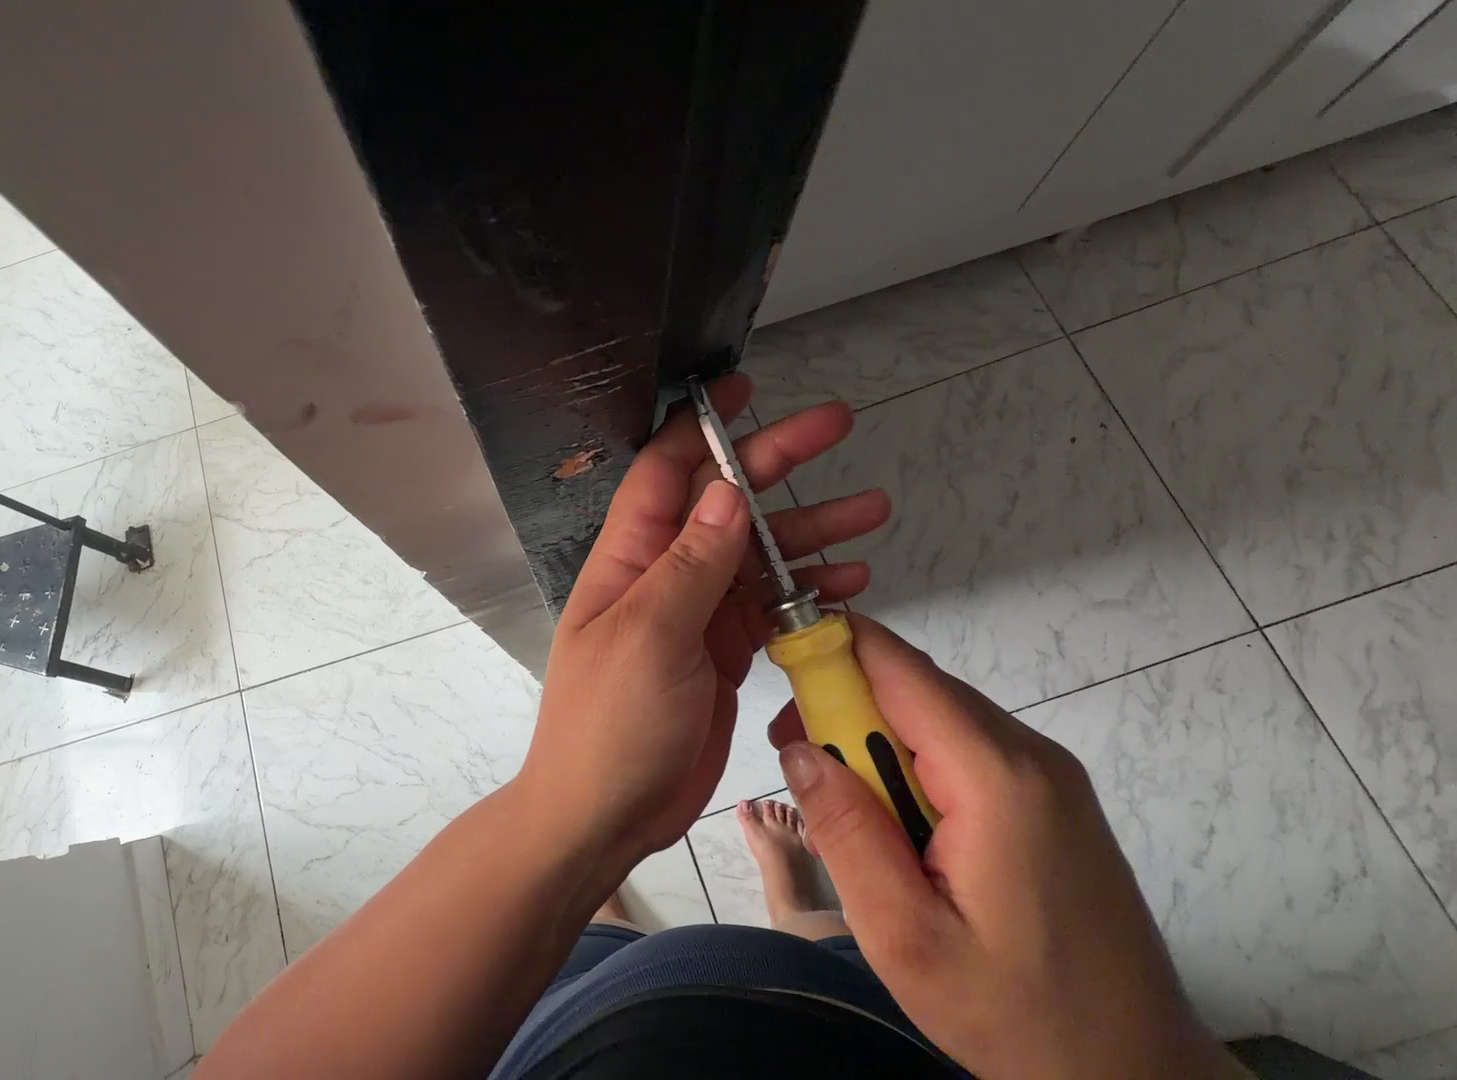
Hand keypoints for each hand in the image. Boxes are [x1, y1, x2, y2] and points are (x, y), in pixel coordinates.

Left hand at [515, 374, 890, 862]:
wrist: (605, 813)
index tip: (745, 386)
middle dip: (776, 464)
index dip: (701, 427)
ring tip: (872, 509)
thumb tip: (723, 489)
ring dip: (809, 530)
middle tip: (838, 426)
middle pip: (723, 503)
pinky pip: (770, 608)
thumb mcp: (649, 635)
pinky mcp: (723, 654)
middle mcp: (663, 575)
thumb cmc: (610, 723)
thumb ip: (690, 564)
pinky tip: (850, 582)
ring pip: (757, 555)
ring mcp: (695, 615)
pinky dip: (807, 593)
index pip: (664, 472)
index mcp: (630, 559)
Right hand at [769, 615, 1236, 1079]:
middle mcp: (1030, 755)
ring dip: (874, 736)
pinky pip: (961, 745)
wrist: (1136, 1072)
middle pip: (913, 686)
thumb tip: (798, 749)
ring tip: (839, 803)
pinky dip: (911, 760)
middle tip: (795, 760)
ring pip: (935, 714)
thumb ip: (846, 832)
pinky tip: (894, 820)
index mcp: (996, 779)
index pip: (899, 668)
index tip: (775, 668)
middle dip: (842, 704)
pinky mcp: (1050, 796)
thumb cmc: (1014, 1014)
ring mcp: (1048, 774)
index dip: (831, 649)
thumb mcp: (903, 935)